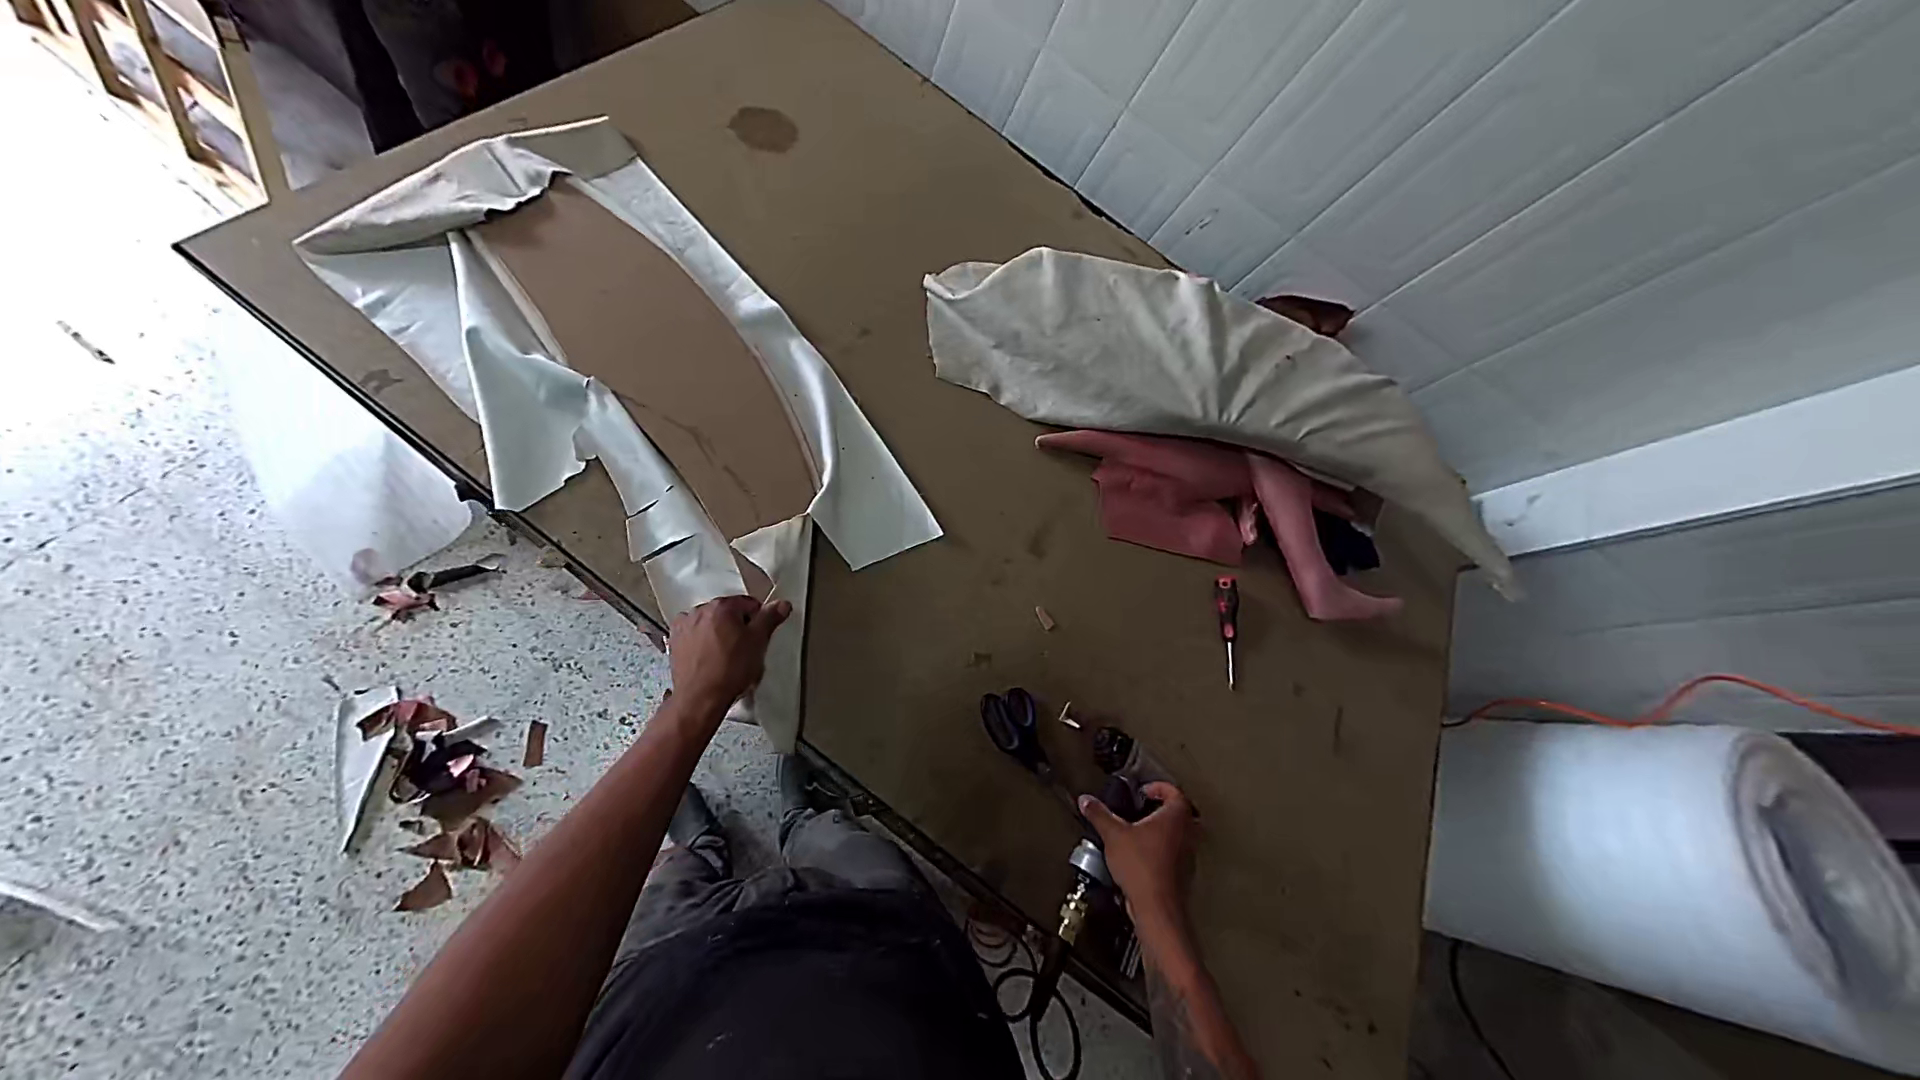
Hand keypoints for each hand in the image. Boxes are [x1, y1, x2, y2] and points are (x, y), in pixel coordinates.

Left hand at [667, 596, 791, 712]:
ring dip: (718, 634)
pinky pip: (694, 636)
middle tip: (746, 648)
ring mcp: (685, 627)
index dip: (758, 619)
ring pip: (710, 624)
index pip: (748, 603)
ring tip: (727, 656)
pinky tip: (711, 659)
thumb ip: (770, 618)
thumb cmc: (728, 672)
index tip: (760, 633)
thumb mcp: (759, 642)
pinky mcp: (675, 643)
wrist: (701, 698)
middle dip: (737, 627)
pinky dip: (702, 643)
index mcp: (722, 607)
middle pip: (727, 612)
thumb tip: (780, 605)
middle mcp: (700, 612)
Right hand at [1079, 782, 1197, 928]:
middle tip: (1146, 807)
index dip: (1157, 787)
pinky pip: (1176, 855)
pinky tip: (1142, 857)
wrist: (1156, 908)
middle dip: (1163, 808)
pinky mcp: (1183, 875)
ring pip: (1180, 834)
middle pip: (1181, 812)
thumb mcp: (1113, 834)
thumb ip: (1099, 814)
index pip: (1173, 791)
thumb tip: (1088, 802)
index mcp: (1176, 816)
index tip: (1144, 791)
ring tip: (1142, 832)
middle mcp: (1187, 834)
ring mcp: (1188, 856)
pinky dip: (1162, 851)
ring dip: (1164, 831)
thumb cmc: (1143, 868)